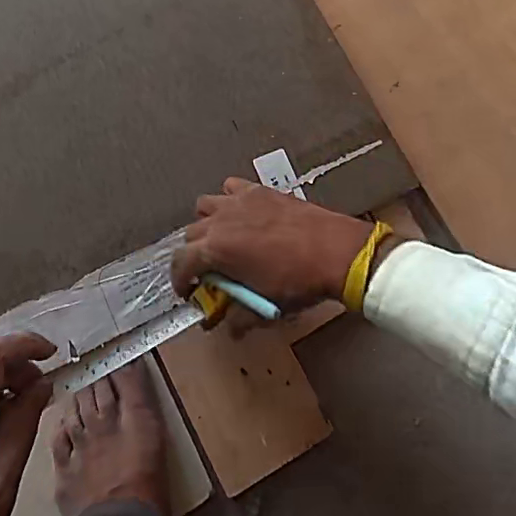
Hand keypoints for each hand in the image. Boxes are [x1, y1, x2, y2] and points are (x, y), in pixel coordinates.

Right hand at [169, 177, 377, 317]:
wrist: (336, 251)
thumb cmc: (300, 282)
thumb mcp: (267, 308)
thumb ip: (240, 317)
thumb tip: (230, 327)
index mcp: (215, 250)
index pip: (180, 262)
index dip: (179, 279)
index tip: (188, 290)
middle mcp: (219, 221)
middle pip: (191, 235)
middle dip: (195, 254)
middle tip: (211, 269)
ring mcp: (237, 202)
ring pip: (205, 207)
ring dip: (207, 223)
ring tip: (223, 237)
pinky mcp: (256, 190)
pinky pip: (230, 188)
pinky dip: (230, 199)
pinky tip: (242, 212)